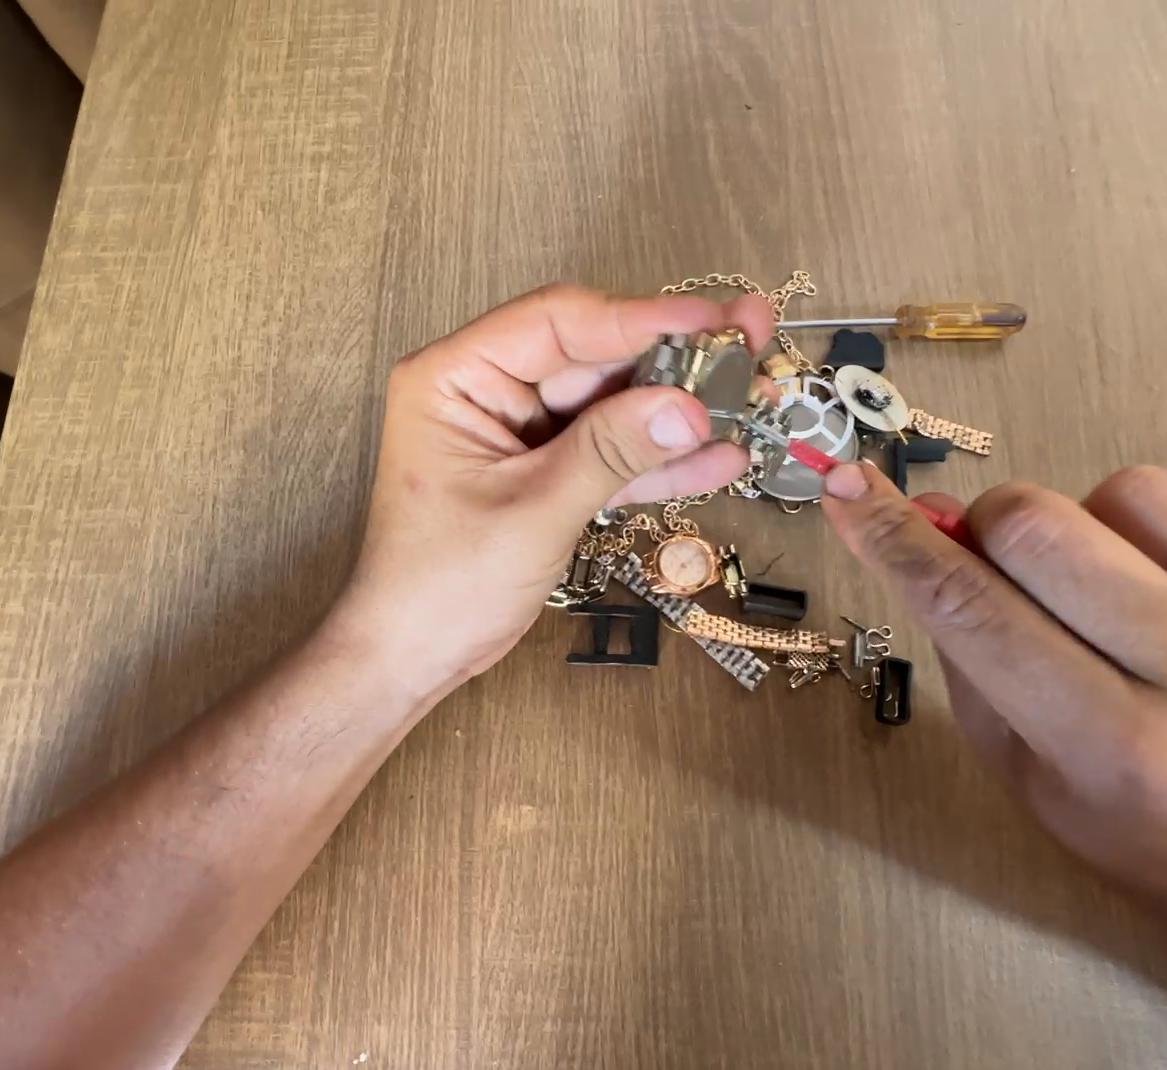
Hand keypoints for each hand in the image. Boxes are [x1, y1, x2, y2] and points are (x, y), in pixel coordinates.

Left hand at [334, 285, 775, 692]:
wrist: (417, 654)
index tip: (711, 318)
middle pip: (593, 358)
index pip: (558, 324)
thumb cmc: (442, 586)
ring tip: (750, 395)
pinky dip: (656, 463)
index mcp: (455, 377)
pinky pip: (608, 456)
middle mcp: (488, 392)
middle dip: (671, 359)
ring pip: (610, 406)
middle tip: (747, 341)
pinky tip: (717, 459)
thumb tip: (688, 409)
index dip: (639, 318)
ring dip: (675, 410)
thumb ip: (609, 454)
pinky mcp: (547, 473)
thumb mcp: (531, 512)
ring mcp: (522, 434)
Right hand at [823, 462, 1166, 946]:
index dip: (894, 539)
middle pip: (1039, 526)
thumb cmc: (1140, 832)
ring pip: (1117, 493)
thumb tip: (928, 526)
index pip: (972, 611)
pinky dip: (1142, 528)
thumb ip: (966, 644)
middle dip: (988, 529)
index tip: (844, 488)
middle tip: (993, 565)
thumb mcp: (1020, 766)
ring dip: (1074, 532)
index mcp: (1117, 752)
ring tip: (1103, 598)